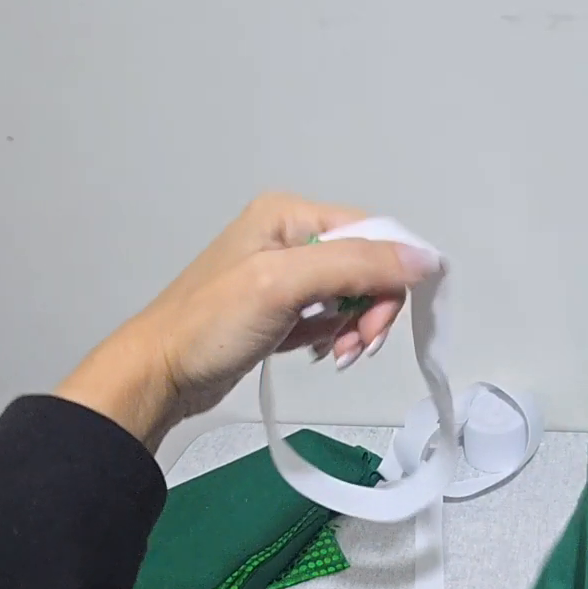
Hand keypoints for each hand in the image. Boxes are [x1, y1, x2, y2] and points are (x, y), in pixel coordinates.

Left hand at [54, 193, 440, 446]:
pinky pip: (333, 316)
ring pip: (354, 295)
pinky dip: (338, 337)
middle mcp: (293, 236)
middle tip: (356, 347)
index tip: (376, 327)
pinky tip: (323, 354)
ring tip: (338, 356)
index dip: (390, 279)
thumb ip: (355, 265)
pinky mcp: (284, 308)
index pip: (374, 235)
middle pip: (367, 267)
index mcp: (292, 215)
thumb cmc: (213, 326)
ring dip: (357, 328)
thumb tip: (426, 259)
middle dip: (372, 310)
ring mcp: (288, 274)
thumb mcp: (284, 286)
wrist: (161, 373)